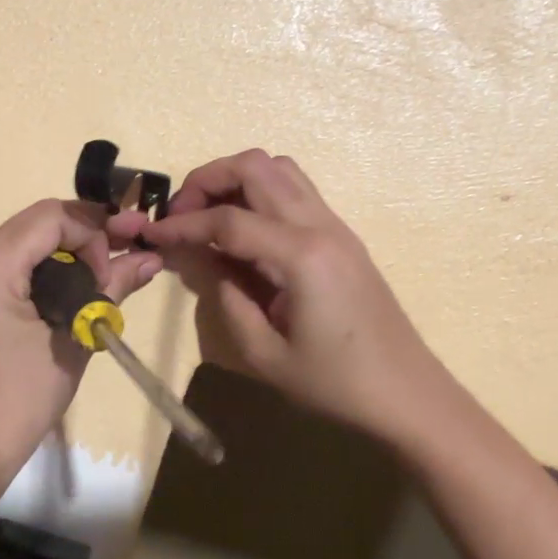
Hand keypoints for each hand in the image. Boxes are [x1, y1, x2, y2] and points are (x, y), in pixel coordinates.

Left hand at [0, 199, 160, 489]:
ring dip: (68, 253)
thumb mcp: (76, 340)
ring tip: (102, 283)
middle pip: (38, 223)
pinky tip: (74, 292)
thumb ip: (111, 289)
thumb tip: (152, 257)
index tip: (110, 274)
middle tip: (123, 261)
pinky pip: (13, 261)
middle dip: (85, 238)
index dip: (92, 234)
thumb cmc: (25, 399)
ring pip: (27, 239)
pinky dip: (47, 268)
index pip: (51, 218)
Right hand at [124, 149, 443, 442]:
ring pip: (279, 168)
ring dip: (236, 179)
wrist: (405, 392)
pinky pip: (295, 190)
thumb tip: (202, 259)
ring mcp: (336, 226)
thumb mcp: (264, 354)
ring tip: (208, 216)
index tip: (152, 234)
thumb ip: (226, 298)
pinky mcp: (341, 236)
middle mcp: (320, 226)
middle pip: (256, 166)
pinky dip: (260, 192)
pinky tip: (243, 231)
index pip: (228, 219)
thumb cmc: (334, 384)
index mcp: (301, 256)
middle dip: (208, 179)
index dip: (183, 223)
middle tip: (180, 215)